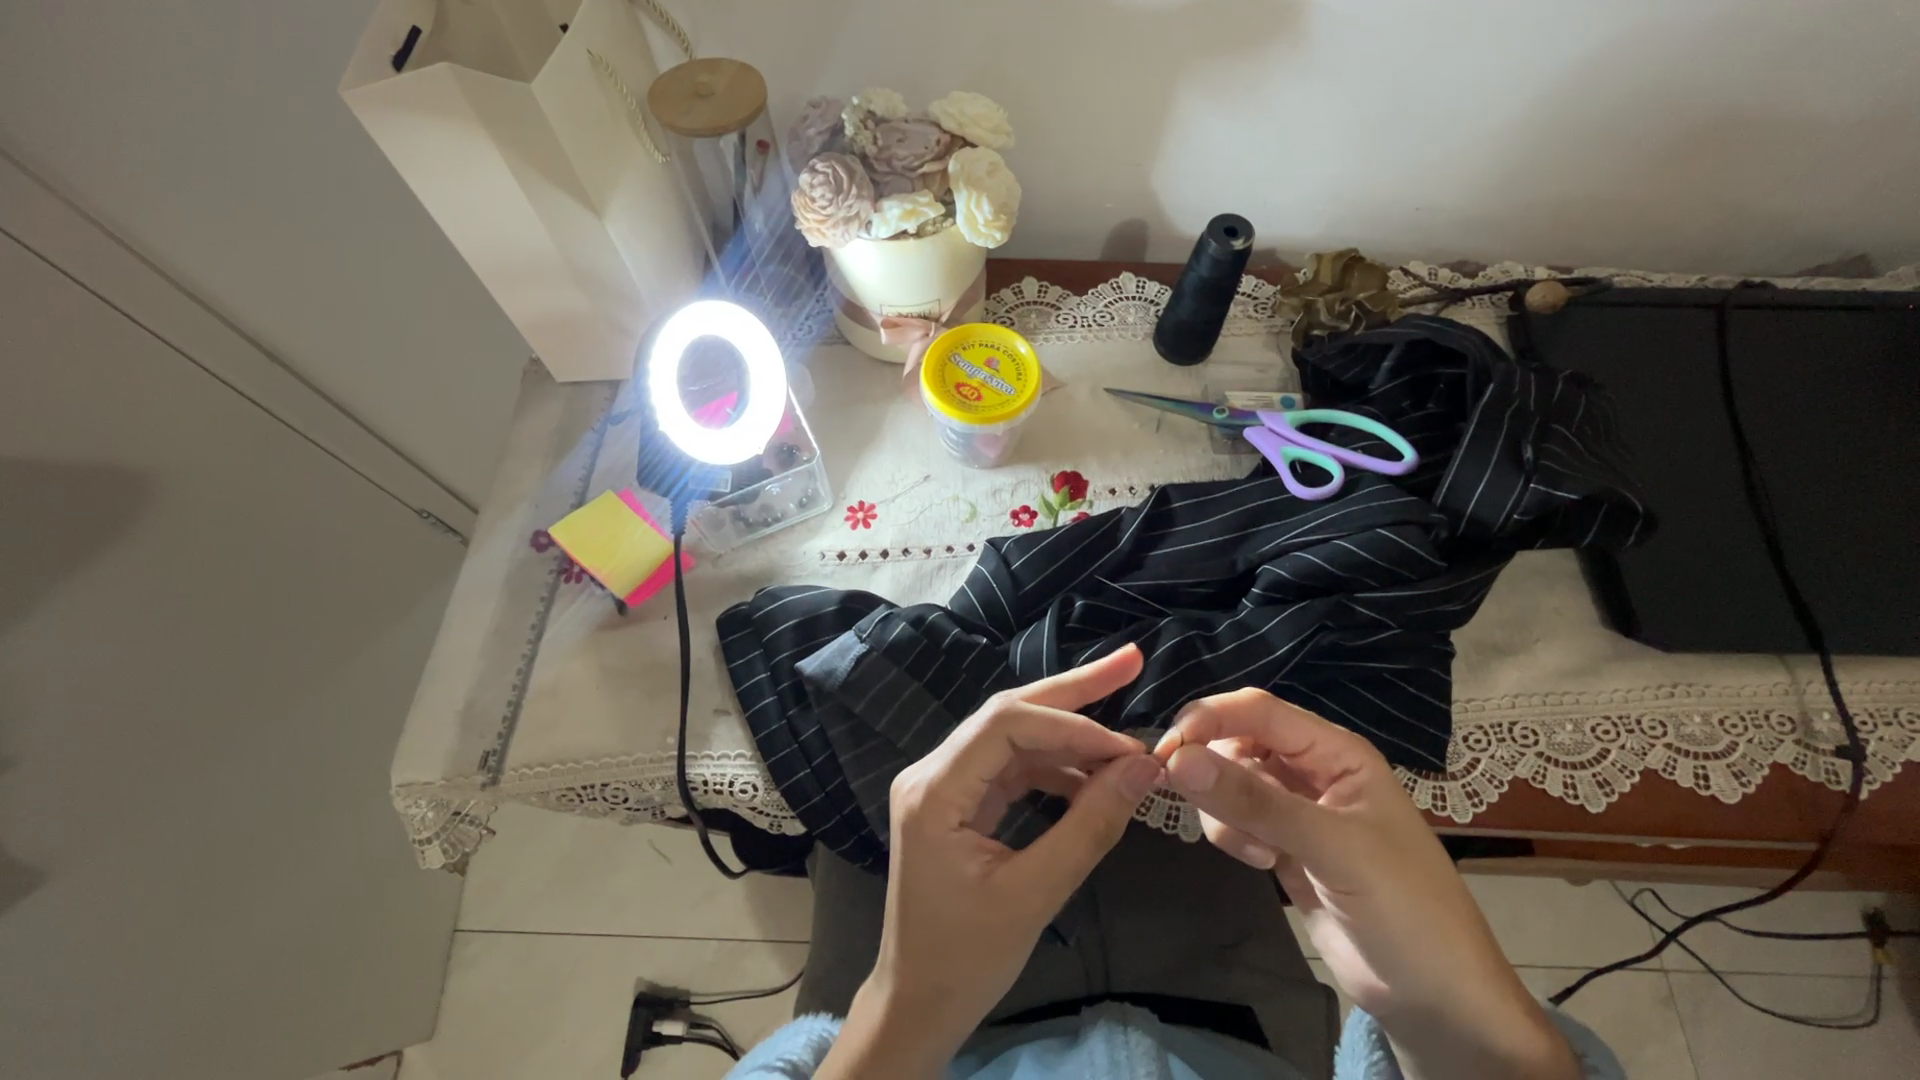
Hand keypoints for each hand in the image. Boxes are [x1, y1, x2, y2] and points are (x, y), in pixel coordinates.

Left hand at [819, 645, 1163, 1077]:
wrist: (918, 1002)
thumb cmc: (965, 958)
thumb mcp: (1034, 894)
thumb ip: (1089, 826)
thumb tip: (1143, 768)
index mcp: (934, 791)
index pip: (1006, 725)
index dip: (1072, 725)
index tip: (1129, 748)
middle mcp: (932, 773)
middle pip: (1008, 713)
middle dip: (1073, 691)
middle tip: (1130, 662)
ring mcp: (943, 785)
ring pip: (1012, 737)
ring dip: (1069, 735)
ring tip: (1126, 741)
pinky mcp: (958, 802)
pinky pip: (1011, 768)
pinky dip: (1055, 769)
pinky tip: (1094, 779)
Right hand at [1155, 689, 1576, 1079]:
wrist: (1436, 1000)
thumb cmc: (1406, 910)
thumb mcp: (1333, 849)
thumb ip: (1255, 801)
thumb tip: (1177, 760)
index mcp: (1336, 752)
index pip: (1258, 711)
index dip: (1209, 720)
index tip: (1167, 752)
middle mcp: (1311, 770)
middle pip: (1236, 741)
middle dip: (1210, 767)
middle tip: (1195, 804)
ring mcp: (1294, 810)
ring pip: (1227, 781)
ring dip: (1224, 810)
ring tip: (1258, 852)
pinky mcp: (1280, 845)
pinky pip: (1233, 820)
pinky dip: (1232, 836)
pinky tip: (1264, 865)